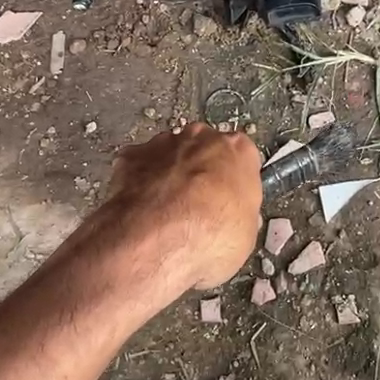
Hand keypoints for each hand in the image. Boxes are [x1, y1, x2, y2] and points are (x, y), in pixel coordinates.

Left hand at [97, 123, 261, 292]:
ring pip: (170, 156)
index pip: (241, 159)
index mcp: (239, 151)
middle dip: (199, 174)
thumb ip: (240, 213)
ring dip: (169, 178)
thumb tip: (233, 221)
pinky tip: (141, 213)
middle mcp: (202, 139)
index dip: (232, 183)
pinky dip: (139, 185)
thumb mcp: (246, 235)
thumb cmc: (208, 235)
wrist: (158, 241)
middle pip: (204, 150)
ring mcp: (165, 144)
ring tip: (165, 217)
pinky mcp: (133, 157)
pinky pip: (139, 167)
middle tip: (197, 209)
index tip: (228, 201)